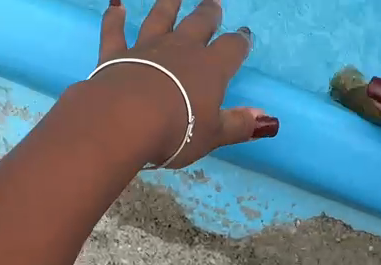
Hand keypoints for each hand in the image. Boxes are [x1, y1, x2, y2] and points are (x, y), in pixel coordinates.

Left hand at [92, 0, 277, 168]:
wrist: (127, 119)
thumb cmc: (178, 131)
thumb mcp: (213, 135)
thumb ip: (238, 125)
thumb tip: (266, 120)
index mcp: (210, 69)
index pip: (231, 49)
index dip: (239, 43)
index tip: (244, 38)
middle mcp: (181, 49)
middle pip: (199, 24)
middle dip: (208, 14)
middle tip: (214, 4)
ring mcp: (147, 48)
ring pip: (160, 17)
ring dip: (168, 4)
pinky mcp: (116, 54)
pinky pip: (115, 31)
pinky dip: (114, 18)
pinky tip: (115, 6)